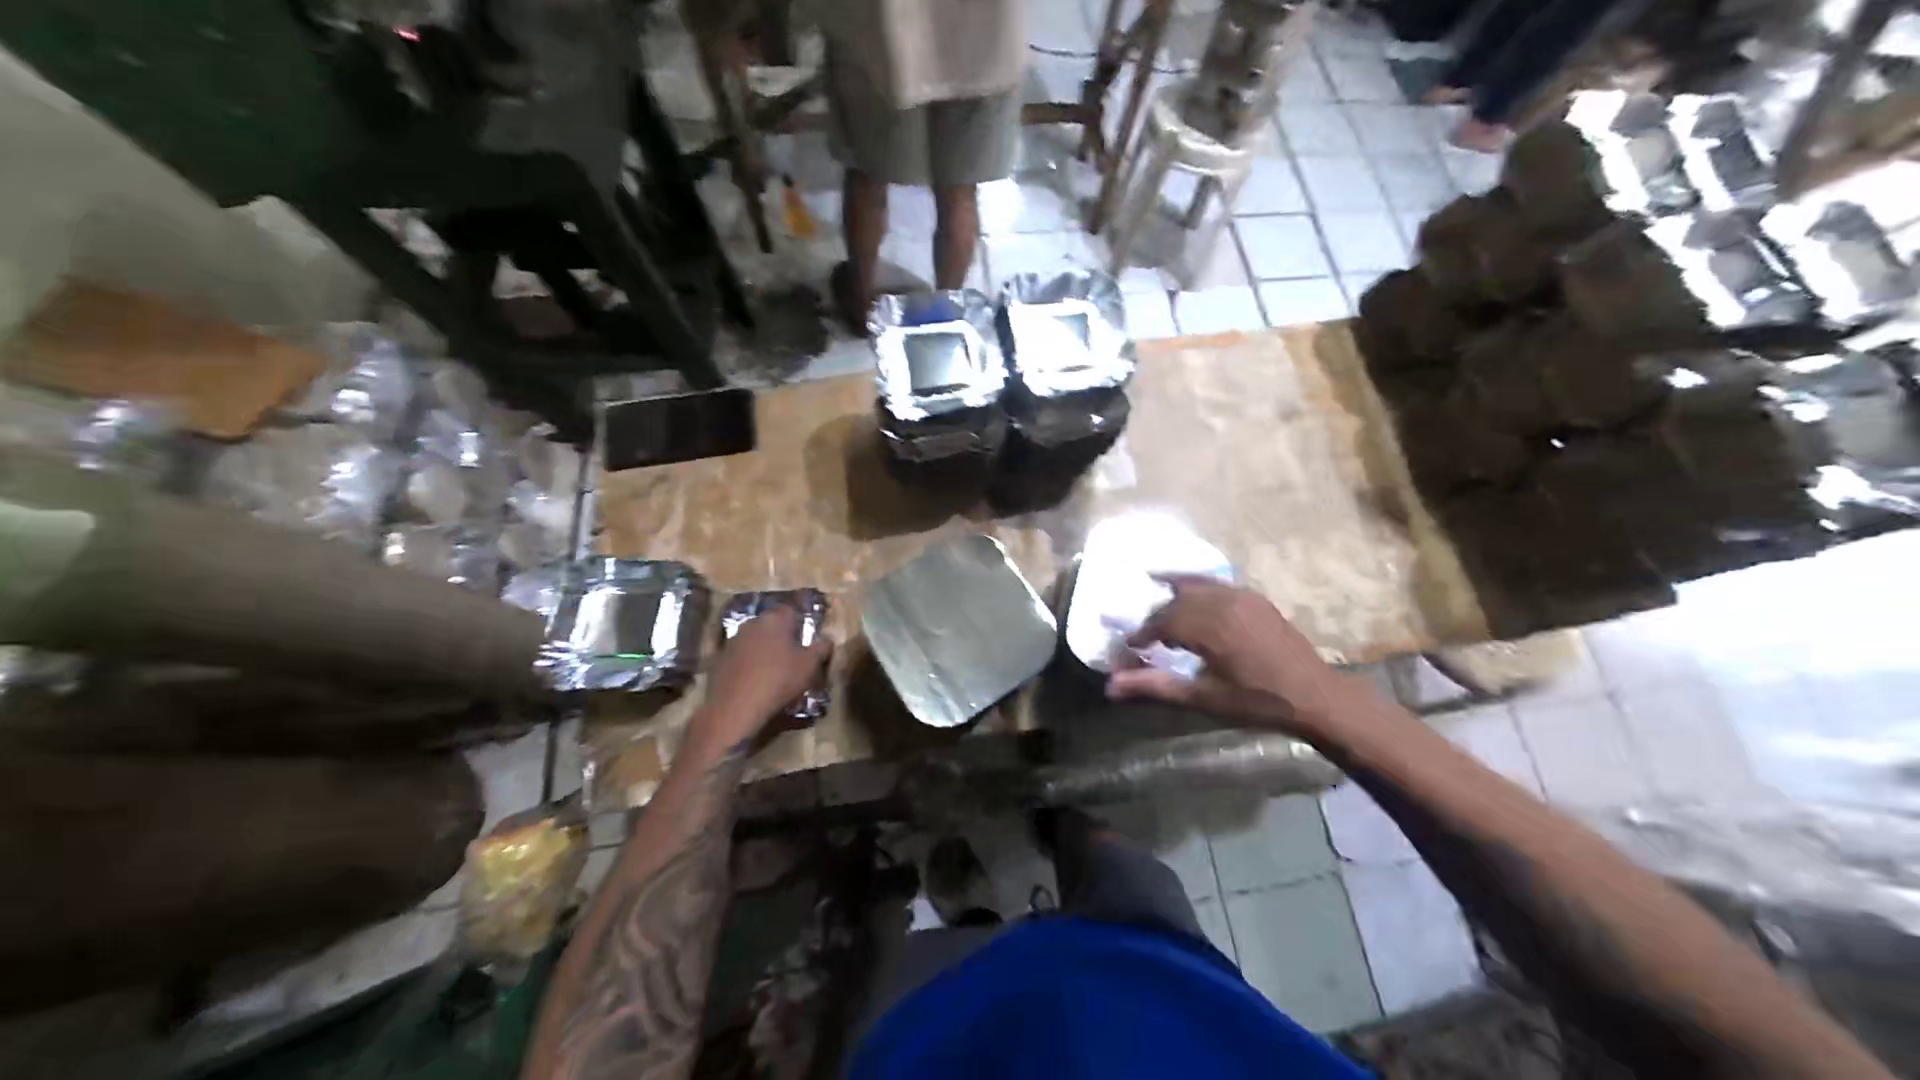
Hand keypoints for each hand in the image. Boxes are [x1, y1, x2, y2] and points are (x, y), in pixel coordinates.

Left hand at [696, 607, 832, 750]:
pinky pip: (740, 655)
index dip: (800, 622)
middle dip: (782, 635)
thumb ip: (821, 649)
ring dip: (764, 648)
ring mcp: (733, 640)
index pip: (791, 610)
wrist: (736, 706)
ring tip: (773, 668)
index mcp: (776, 620)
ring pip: (754, 638)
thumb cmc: (779, 680)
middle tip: (792, 653)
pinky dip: (748, 662)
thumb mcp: (809, 666)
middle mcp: (752, 623)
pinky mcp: (719, 658)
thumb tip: (829, 639)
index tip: (806, 636)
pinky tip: (754, 678)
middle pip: (771, 623)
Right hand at [1106, 575, 1346, 737]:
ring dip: (1174, 598)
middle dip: (1156, 616)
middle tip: (1145, 635)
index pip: (1161, 622)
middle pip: (1175, 601)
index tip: (1131, 647)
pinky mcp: (1255, 598)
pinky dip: (1196, 588)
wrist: (1315, 695)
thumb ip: (1155, 687)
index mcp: (1209, 627)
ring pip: (1194, 586)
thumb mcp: (1203, 697)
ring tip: (1162, 613)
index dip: (1142, 633)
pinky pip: (1216, 583)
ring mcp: (1241, 596)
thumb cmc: (1257, 701)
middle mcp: (1222, 602)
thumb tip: (1110, 687)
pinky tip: (1192, 601)